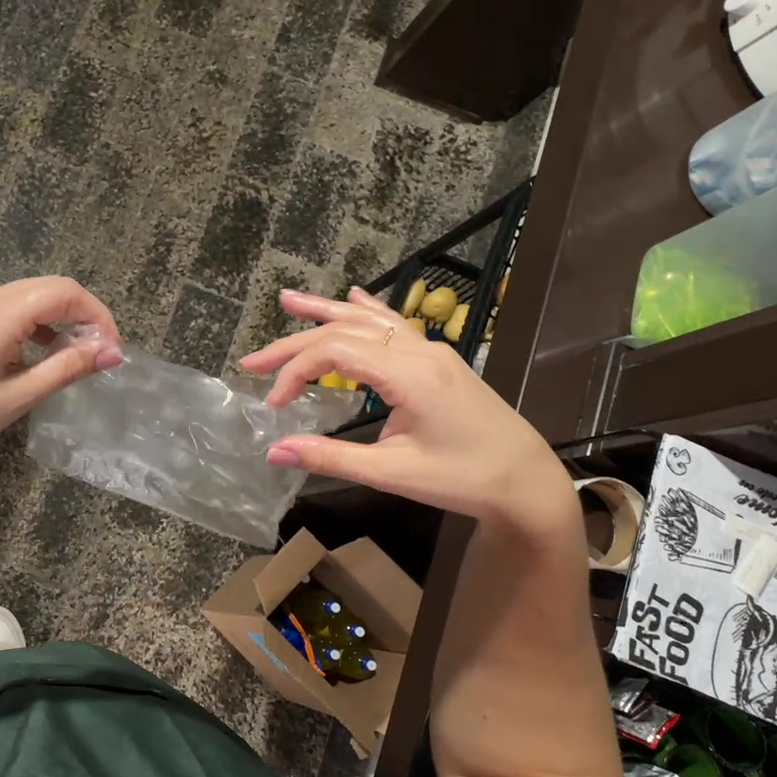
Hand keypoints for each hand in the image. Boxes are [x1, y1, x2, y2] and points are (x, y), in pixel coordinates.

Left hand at [0, 276, 122, 479]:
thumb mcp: (21, 395)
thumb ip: (68, 367)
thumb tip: (113, 352)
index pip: (64, 292)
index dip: (96, 314)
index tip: (112, 348)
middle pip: (49, 287)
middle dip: (82, 313)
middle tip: (99, 351)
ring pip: (31, 295)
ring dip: (59, 317)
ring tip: (75, 354)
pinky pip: (11, 307)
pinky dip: (36, 322)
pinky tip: (43, 351)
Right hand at [239, 287, 572, 531]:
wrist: (526, 481)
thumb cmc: (462, 479)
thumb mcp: (391, 474)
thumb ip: (330, 457)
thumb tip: (273, 451)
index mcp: (410, 375)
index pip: (335, 351)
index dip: (295, 371)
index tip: (274, 404)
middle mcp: (421, 352)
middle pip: (345, 331)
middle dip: (293, 344)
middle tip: (250, 361)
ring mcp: (433, 352)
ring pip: (369, 320)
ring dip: (324, 312)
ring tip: (287, 300)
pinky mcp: (438, 361)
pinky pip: (397, 324)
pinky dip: (368, 309)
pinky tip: (353, 295)